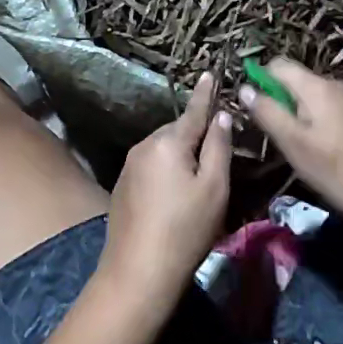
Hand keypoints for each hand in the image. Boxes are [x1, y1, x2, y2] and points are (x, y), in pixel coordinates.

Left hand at [99, 73, 232, 306]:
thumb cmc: (185, 228)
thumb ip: (218, 147)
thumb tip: (220, 116)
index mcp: (169, 141)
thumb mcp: (214, 187)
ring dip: (181, 156)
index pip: (193, 110)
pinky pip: (151, 166)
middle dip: (196, 135)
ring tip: (200, 180)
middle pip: (178, 131)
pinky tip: (175, 196)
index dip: (205, 93)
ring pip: (164, 150)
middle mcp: (144, 145)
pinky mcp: (122, 185)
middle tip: (219, 152)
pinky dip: (166, 171)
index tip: (209, 73)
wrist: (138, 271)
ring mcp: (129, 165)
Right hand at [236, 58, 342, 217]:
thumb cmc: (337, 170)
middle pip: (298, 81)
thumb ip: (267, 112)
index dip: (261, 80)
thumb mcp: (293, 143)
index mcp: (317, 87)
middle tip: (276, 136)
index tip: (255, 109)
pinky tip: (324, 153)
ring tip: (298, 148)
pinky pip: (332, 111)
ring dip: (300, 115)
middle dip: (281, 101)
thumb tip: (245, 88)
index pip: (279, 65)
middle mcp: (337, 86)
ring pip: (315, 98)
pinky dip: (319, 124)